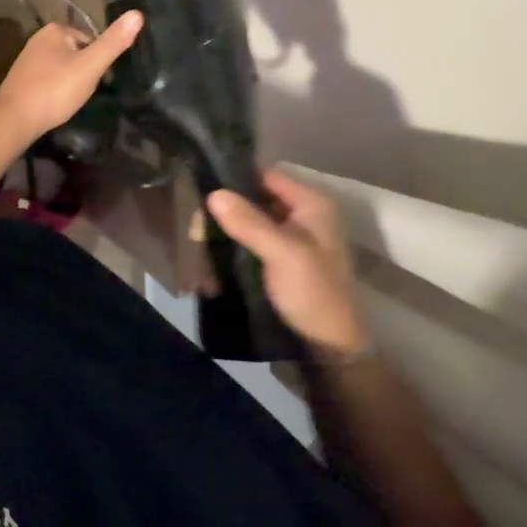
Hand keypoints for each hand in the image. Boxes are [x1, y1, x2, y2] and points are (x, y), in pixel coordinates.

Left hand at [0, 11, 141, 138]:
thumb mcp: (90, 66)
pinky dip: (56, 89)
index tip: (97, 80)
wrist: (15, 118)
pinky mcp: (22, 78)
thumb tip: (138, 14)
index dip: (98, 61)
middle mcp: (38, 38)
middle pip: (76, 53)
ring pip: (63, 67)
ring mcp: (27, 58)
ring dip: (70, 82)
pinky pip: (49, 79)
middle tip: (83, 92)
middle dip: (84, 72)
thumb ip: (113, 43)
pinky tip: (56, 103)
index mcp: (55, 30)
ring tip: (71, 100)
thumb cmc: (55, 90)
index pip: (90, 40)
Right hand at [206, 168, 367, 356]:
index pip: (266, 175)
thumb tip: (213, 193)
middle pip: (253, 200)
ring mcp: (290, 242)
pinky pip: (246, 247)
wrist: (330, 351)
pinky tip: (208, 266)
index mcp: (312, 205)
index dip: (236, 180)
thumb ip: (249, 222)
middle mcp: (301, 217)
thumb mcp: (283, 254)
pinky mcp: (278, 264)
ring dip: (221, 235)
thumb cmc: (314, 294)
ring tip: (197, 250)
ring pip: (246, 224)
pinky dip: (228, 254)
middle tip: (196, 231)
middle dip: (223, 213)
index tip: (203, 191)